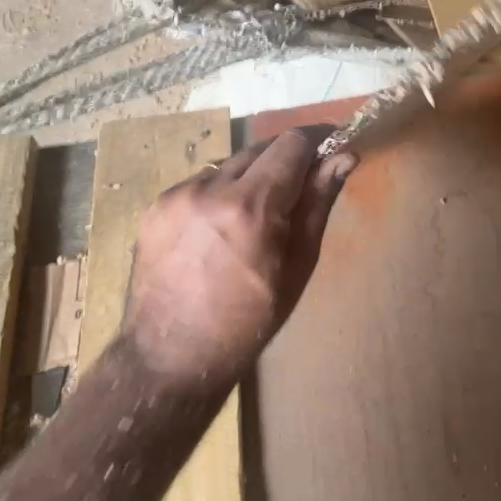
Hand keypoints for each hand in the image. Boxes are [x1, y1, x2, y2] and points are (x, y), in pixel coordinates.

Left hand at [120, 126, 354, 390]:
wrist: (169, 358)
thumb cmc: (249, 318)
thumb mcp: (300, 262)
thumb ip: (319, 201)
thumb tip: (346, 156)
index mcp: (252, 206)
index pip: (293, 142)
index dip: (318, 142)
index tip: (331, 151)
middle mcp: (211, 190)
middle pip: (262, 147)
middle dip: (286, 161)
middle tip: (298, 191)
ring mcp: (177, 197)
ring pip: (231, 164)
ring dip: (252, 177)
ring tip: (255, 218)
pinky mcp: (155, 207)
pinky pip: (202, 183)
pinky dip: (221, 194)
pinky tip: (220, 230)